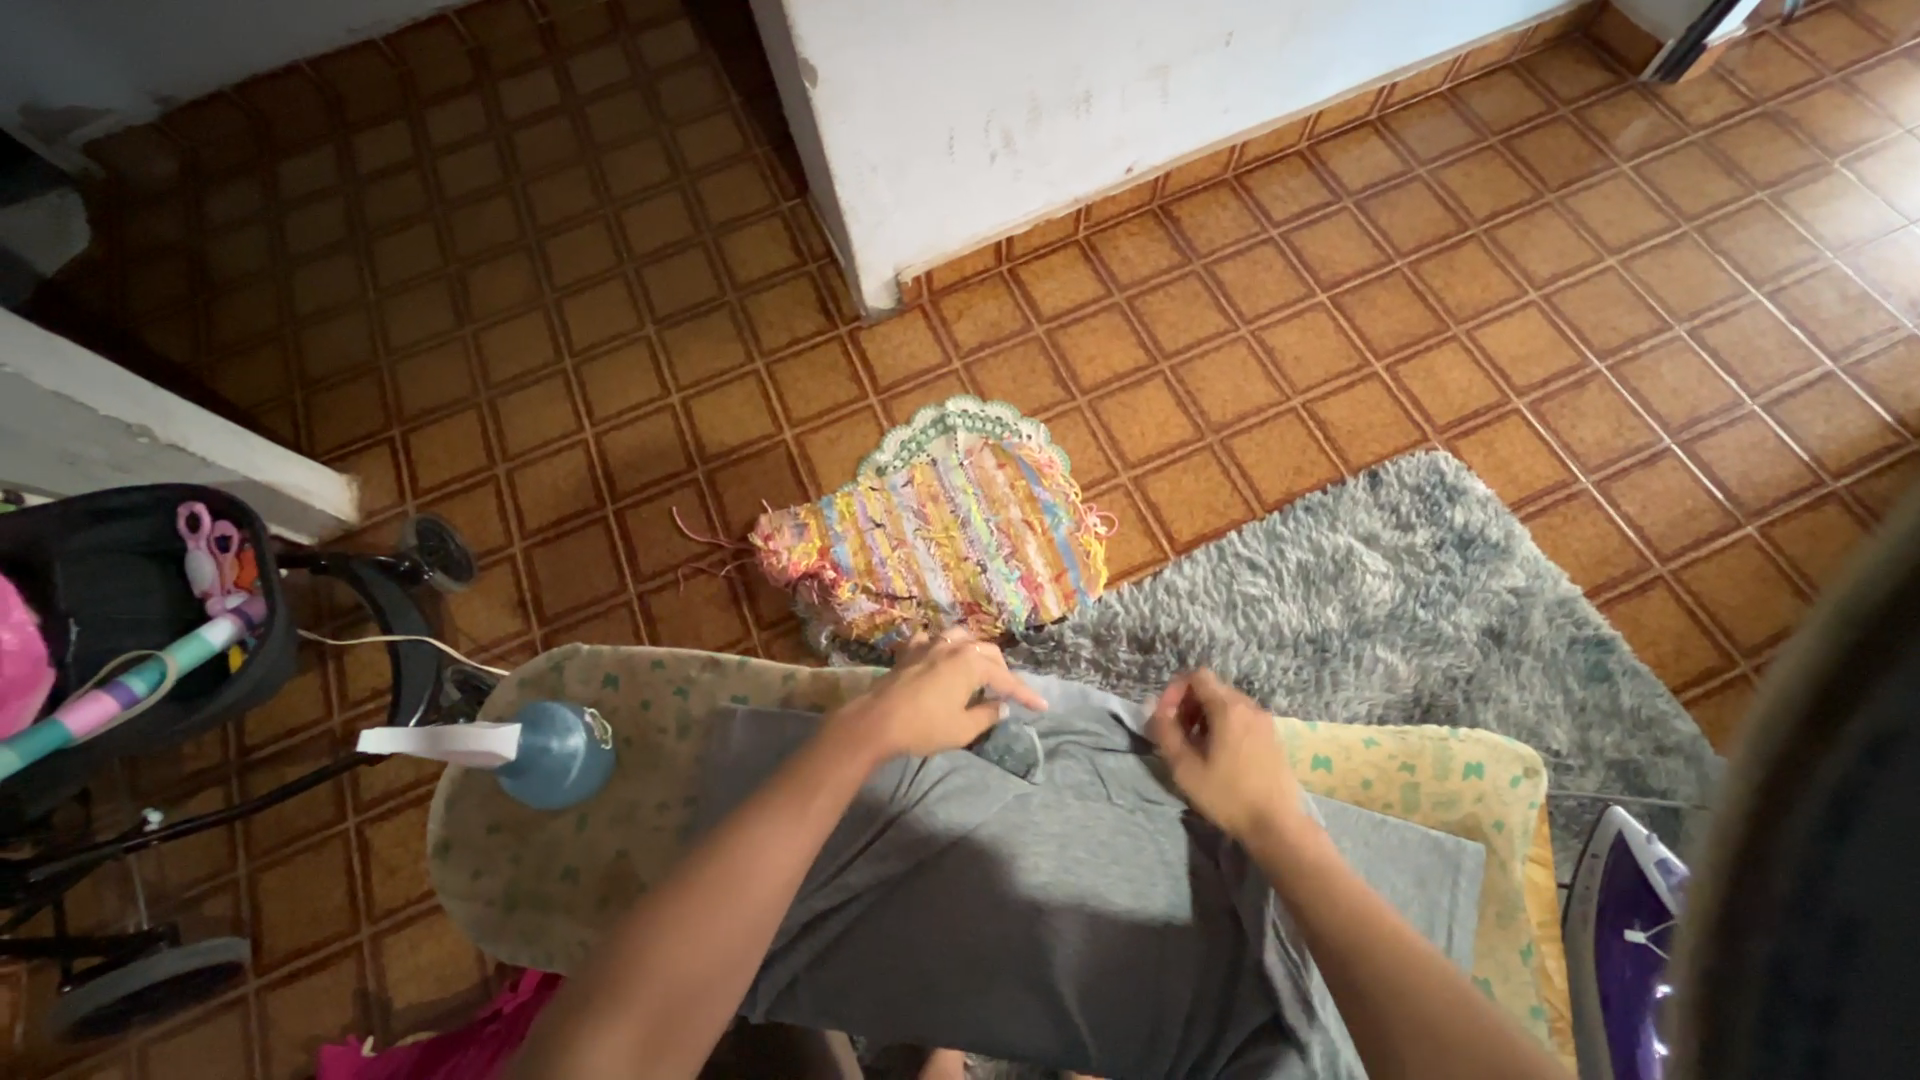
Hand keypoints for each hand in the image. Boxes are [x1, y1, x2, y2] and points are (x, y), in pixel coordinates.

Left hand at [827, 628, 1047, 759]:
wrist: (877, 721)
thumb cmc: (924, 727)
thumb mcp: (963, 728)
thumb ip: (987, 715)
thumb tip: (1001, 705)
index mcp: (972, 664)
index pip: (1006, 679)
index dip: (1025, 695)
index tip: (1041, 707)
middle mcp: (953, 647)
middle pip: (986, 652)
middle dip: (1000, 670)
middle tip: (1007, 691)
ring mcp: (929, 645)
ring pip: (960, 637)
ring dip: (974, 651)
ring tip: (977, 668)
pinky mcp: (908, 651)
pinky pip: (930, 640)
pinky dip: (940, 646)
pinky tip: (939, 655)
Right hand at [1146, 670, 1305, 843]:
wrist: (1277, 825)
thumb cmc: (1227, 796)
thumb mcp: (1185, 767)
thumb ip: (1165, 732)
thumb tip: (1156, 710)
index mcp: (1228, 708)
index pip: (1197, 676)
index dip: (1175, 690)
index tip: (1165, 717)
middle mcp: (1249, 706)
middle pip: (1211, 688)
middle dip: (1188, 705)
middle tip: (1176, 734)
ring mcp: (1265, 722)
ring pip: (1227, 704)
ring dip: (1204, 716)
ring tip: (1195, 747)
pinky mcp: (1272, 737)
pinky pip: (1241, 718)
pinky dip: (1224, 726)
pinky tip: (1219, 756)